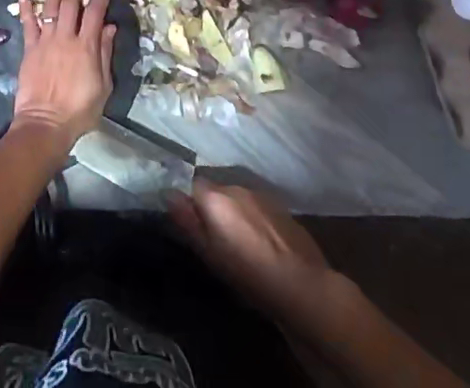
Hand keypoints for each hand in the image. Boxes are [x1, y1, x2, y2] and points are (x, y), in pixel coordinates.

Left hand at [12, 0, 114, 149]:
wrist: (45, 123)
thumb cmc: (80, 110)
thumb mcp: (103, 86)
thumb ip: (104, 54)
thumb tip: (109, 27)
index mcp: (86, 46)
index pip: (95, 13)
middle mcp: (65, 38)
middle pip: (71, 3)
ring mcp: (45, 41)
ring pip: (50, 7)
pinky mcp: (29, 49)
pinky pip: (27, 24)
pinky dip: (26, 9)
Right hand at [168, 179, 330, 316]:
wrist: (302, 284)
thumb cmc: (247, 272)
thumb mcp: (208, 253)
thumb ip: (187, 220)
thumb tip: (168, 194)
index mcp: (216, 197)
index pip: (191, 185)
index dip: (189, 204)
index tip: (192, 225)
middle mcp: (237, 187)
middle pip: (216, 191)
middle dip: (212, 208)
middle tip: (215, 238)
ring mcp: (262, 196)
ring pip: (238, 199)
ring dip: (234, 213)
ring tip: (240, 242)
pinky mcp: (281, 208)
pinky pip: (257, 208)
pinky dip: (254, 219)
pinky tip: (261, 243)